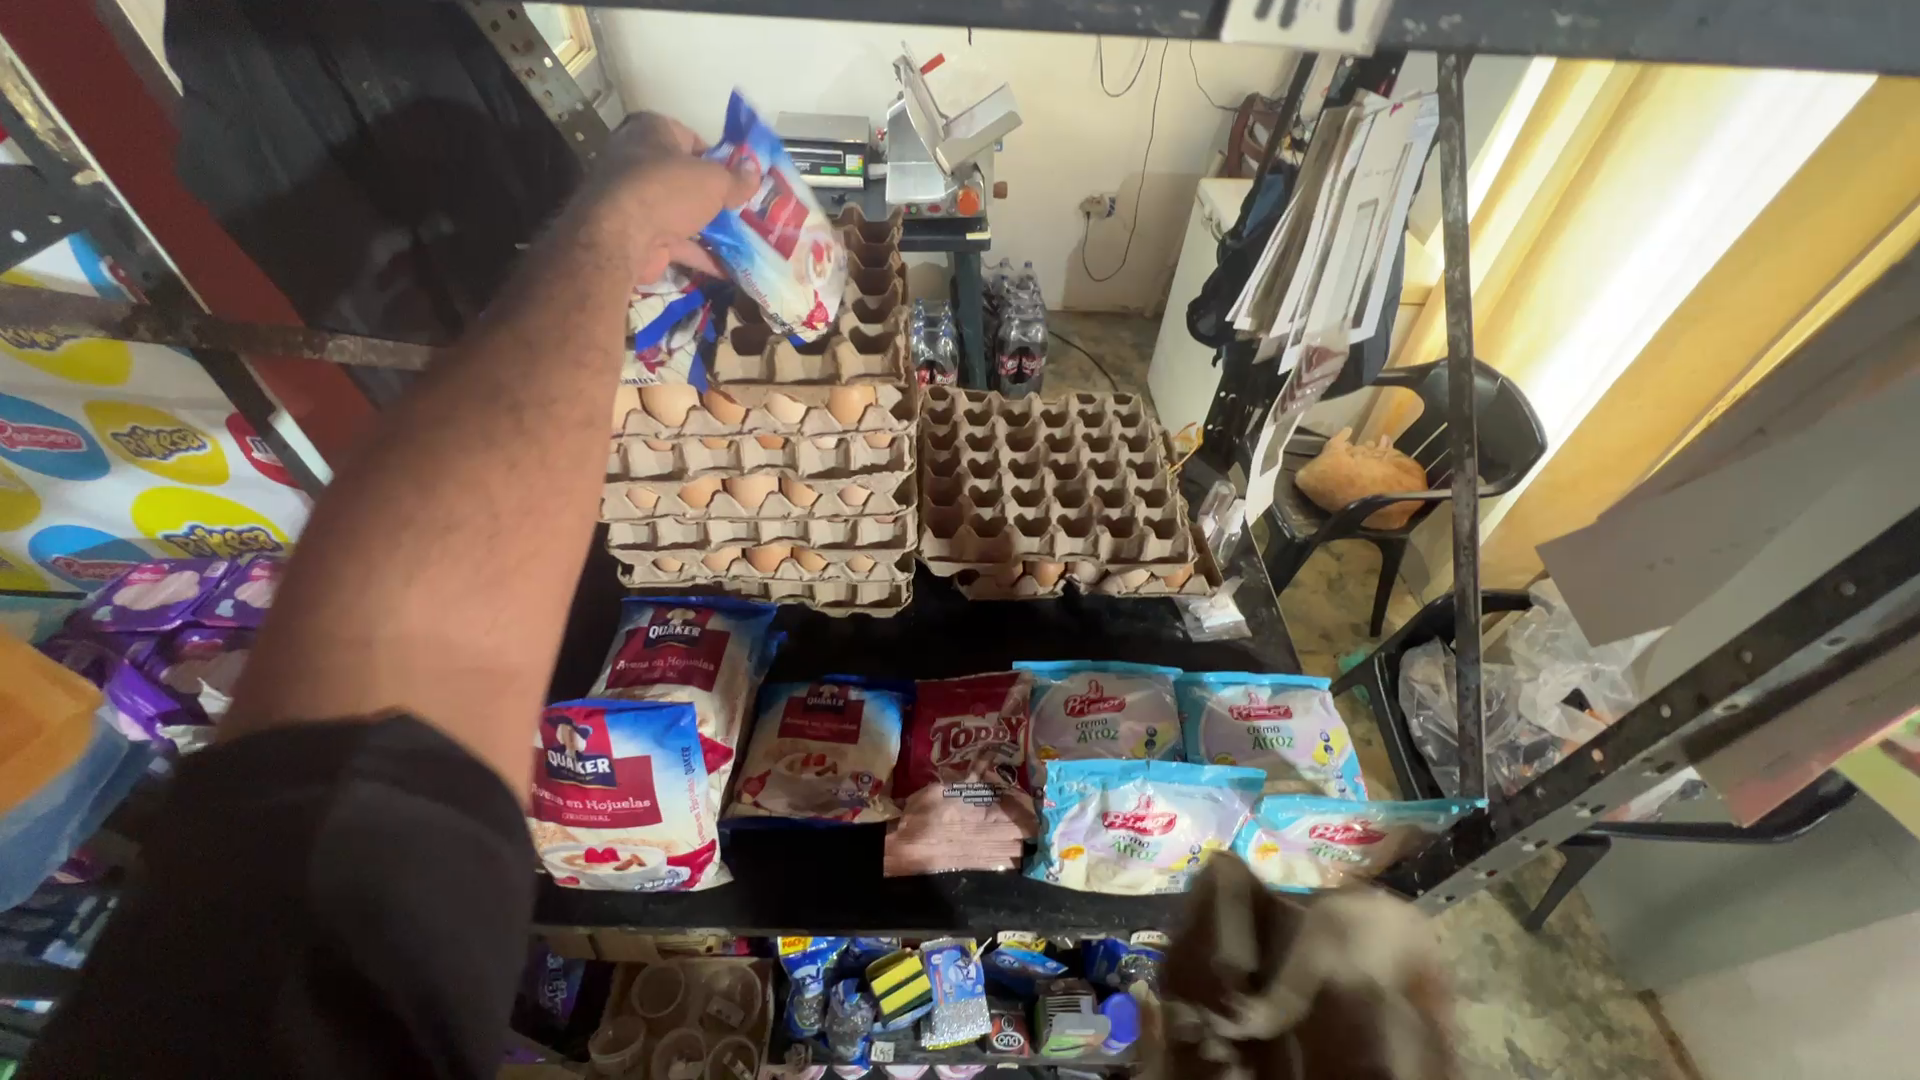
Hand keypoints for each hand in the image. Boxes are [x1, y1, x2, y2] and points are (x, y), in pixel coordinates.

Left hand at [582, 112, 755, 283]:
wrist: (621, 236)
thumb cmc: (667, 190)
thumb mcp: (713, 180)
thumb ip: (737, 179)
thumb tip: (756, 174)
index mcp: (651, 131)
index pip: (690, 138)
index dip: (718, 158)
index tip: (740, 178)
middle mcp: (640, 160)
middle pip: (687, 178)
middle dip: (716, 197)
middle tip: (745, 210)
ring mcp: (638, 200)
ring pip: (683, 212)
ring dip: (711, 228)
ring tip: (745, 240)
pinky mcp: (640, 234)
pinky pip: (679, 242)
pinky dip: (702, 254)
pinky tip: (730, 267)